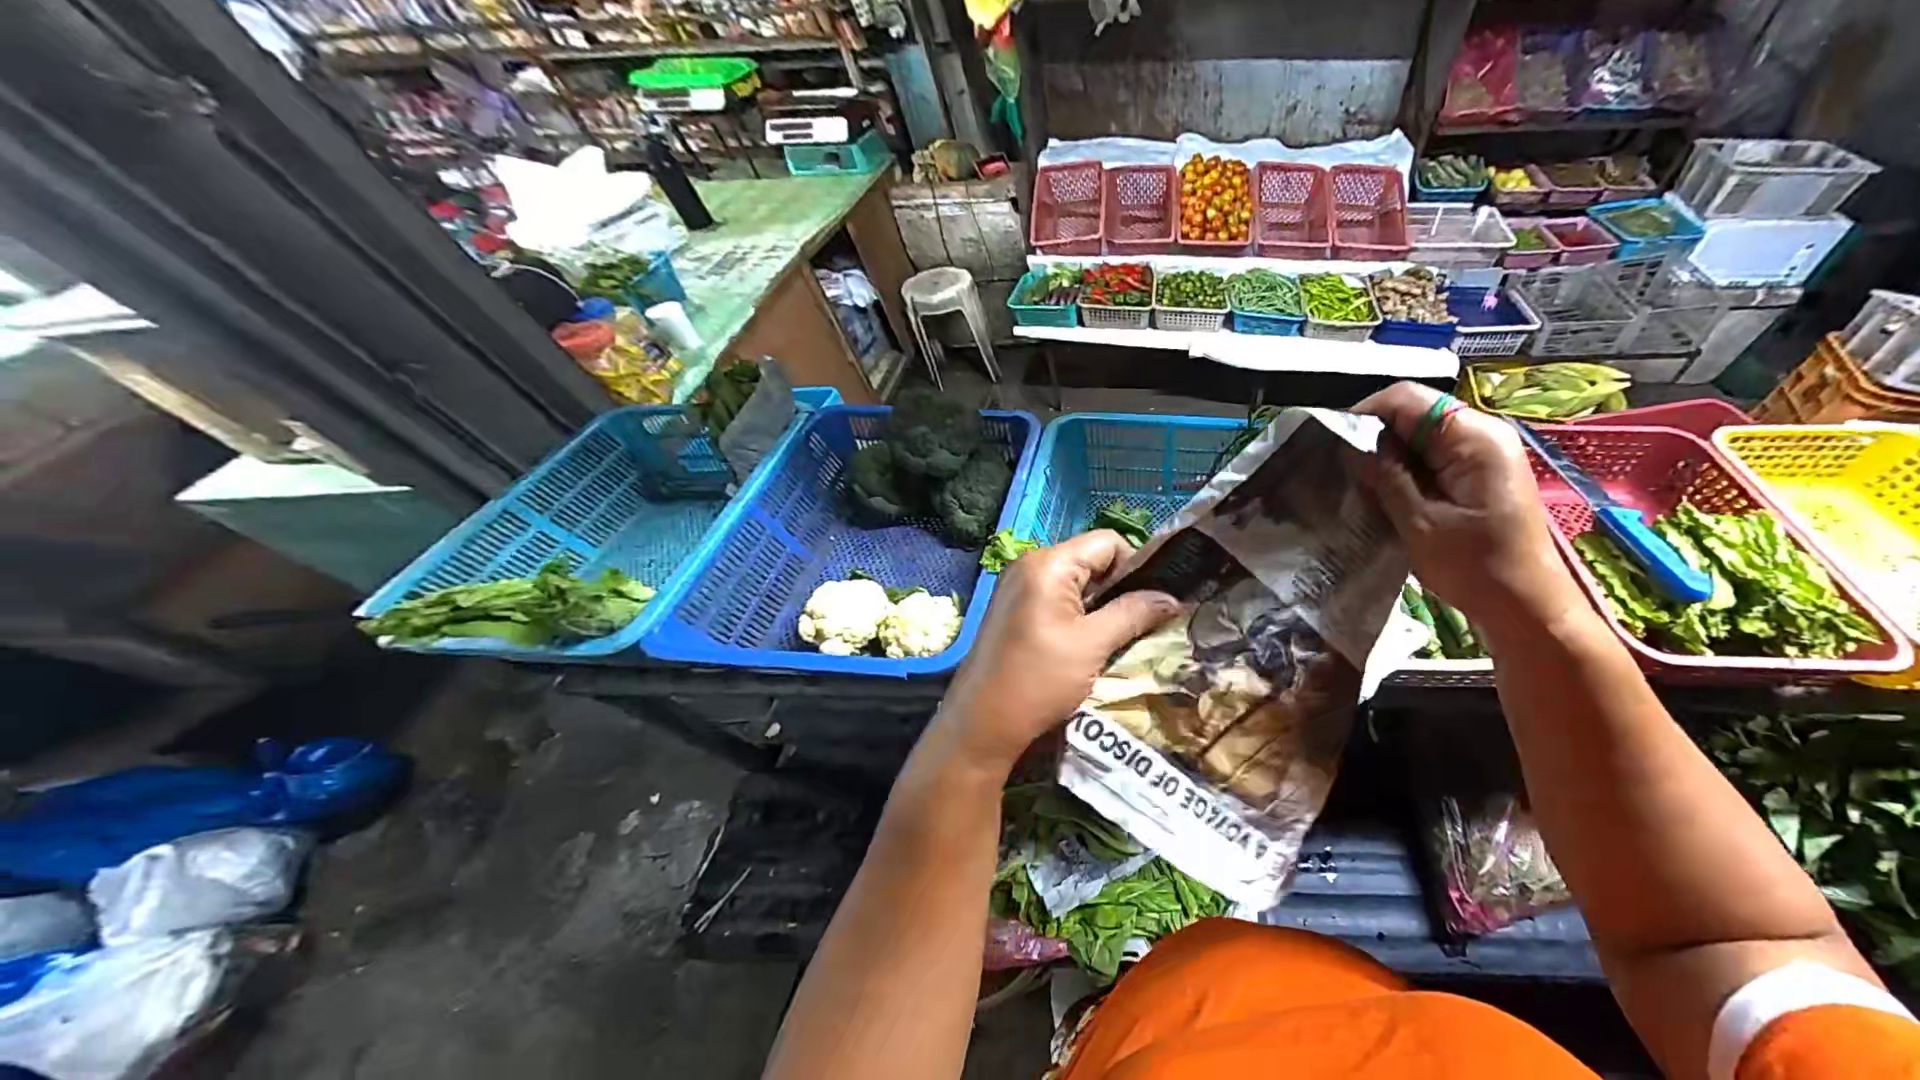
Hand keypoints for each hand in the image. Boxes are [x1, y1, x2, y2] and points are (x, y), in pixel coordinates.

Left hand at [928, 531, 1179, 775]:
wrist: (982, 721)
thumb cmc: (1038, 679)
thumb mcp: (1093, 645)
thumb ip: (1133, 613)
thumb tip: (1171, 597)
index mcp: (1048, 563)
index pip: (1107, 542)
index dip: (1135, 566)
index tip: (1148, 603)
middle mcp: (1029, 564)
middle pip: (1091, 560)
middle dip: (1118, 588)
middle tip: (1137, 624)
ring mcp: (1017, 586)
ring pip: (1076, 582)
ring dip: (1099, 605)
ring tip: (1114, 638)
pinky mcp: (1013, 609)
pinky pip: (1056, 598)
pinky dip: (1077, 615)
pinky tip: (1087, 645)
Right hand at [1353, 382, 1591, 650]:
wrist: (1525, 606)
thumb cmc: (1474, 566)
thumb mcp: (1418, 522)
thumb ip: (1385, 476)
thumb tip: (1349, 445)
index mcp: (1473, 437)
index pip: (1406, 399)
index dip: (1363, 413)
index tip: (1330, 444)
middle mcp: (1482, 435)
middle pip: (1412, 413)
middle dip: (1371, 436)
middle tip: (1338, 467)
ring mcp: (1481, 454)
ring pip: (1417, 436)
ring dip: (1385, 455)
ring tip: (1354, 482)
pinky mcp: (1476, 474)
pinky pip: (1430, 457)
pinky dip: (1402, 469)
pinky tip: (1381, 493)